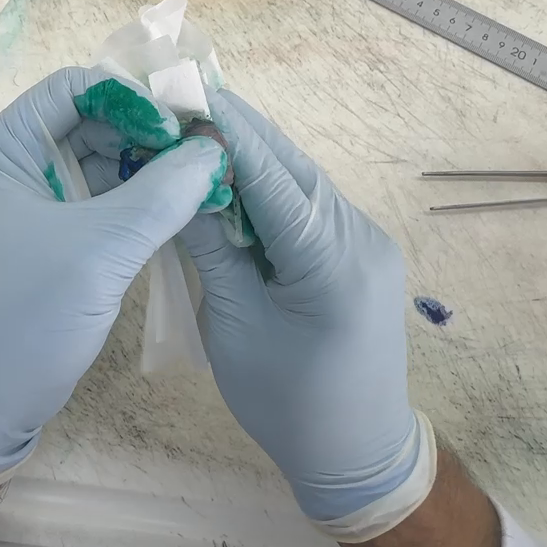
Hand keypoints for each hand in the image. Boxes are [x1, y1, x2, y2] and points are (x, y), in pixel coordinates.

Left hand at [0, 66, 230, 485]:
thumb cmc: (24, 318)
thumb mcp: (99, 252)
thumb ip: (161, 194)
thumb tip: (215, 149)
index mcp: (0, 147)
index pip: (72, 89)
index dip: (132, 96)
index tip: (187, 119)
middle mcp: (12, 161)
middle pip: (90, 121)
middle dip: (148, 132)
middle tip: (209, 148)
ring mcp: (31, 198)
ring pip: (100, 159)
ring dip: (149, 166)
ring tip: (206, 174)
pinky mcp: (51, 233)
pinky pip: (100, 197)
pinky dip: (139, 198)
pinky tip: (183, 203)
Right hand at [182, 91, 432, 535]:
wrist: (359, 455)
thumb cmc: (286, 403)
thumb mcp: (231, 324)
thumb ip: (209, 246)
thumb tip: (180, 181)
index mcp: (331, 261)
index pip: (269, 174)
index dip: (225, 130)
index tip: (184, 91)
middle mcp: (360, 235)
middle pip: (290, 164)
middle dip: (236, 128)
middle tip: (183, 95)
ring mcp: (366, 239)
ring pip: (300, 176)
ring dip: (251, 150)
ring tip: (200, 122)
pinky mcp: (359, 248)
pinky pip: (308, 200)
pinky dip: (268, 180)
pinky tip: (233, 170)